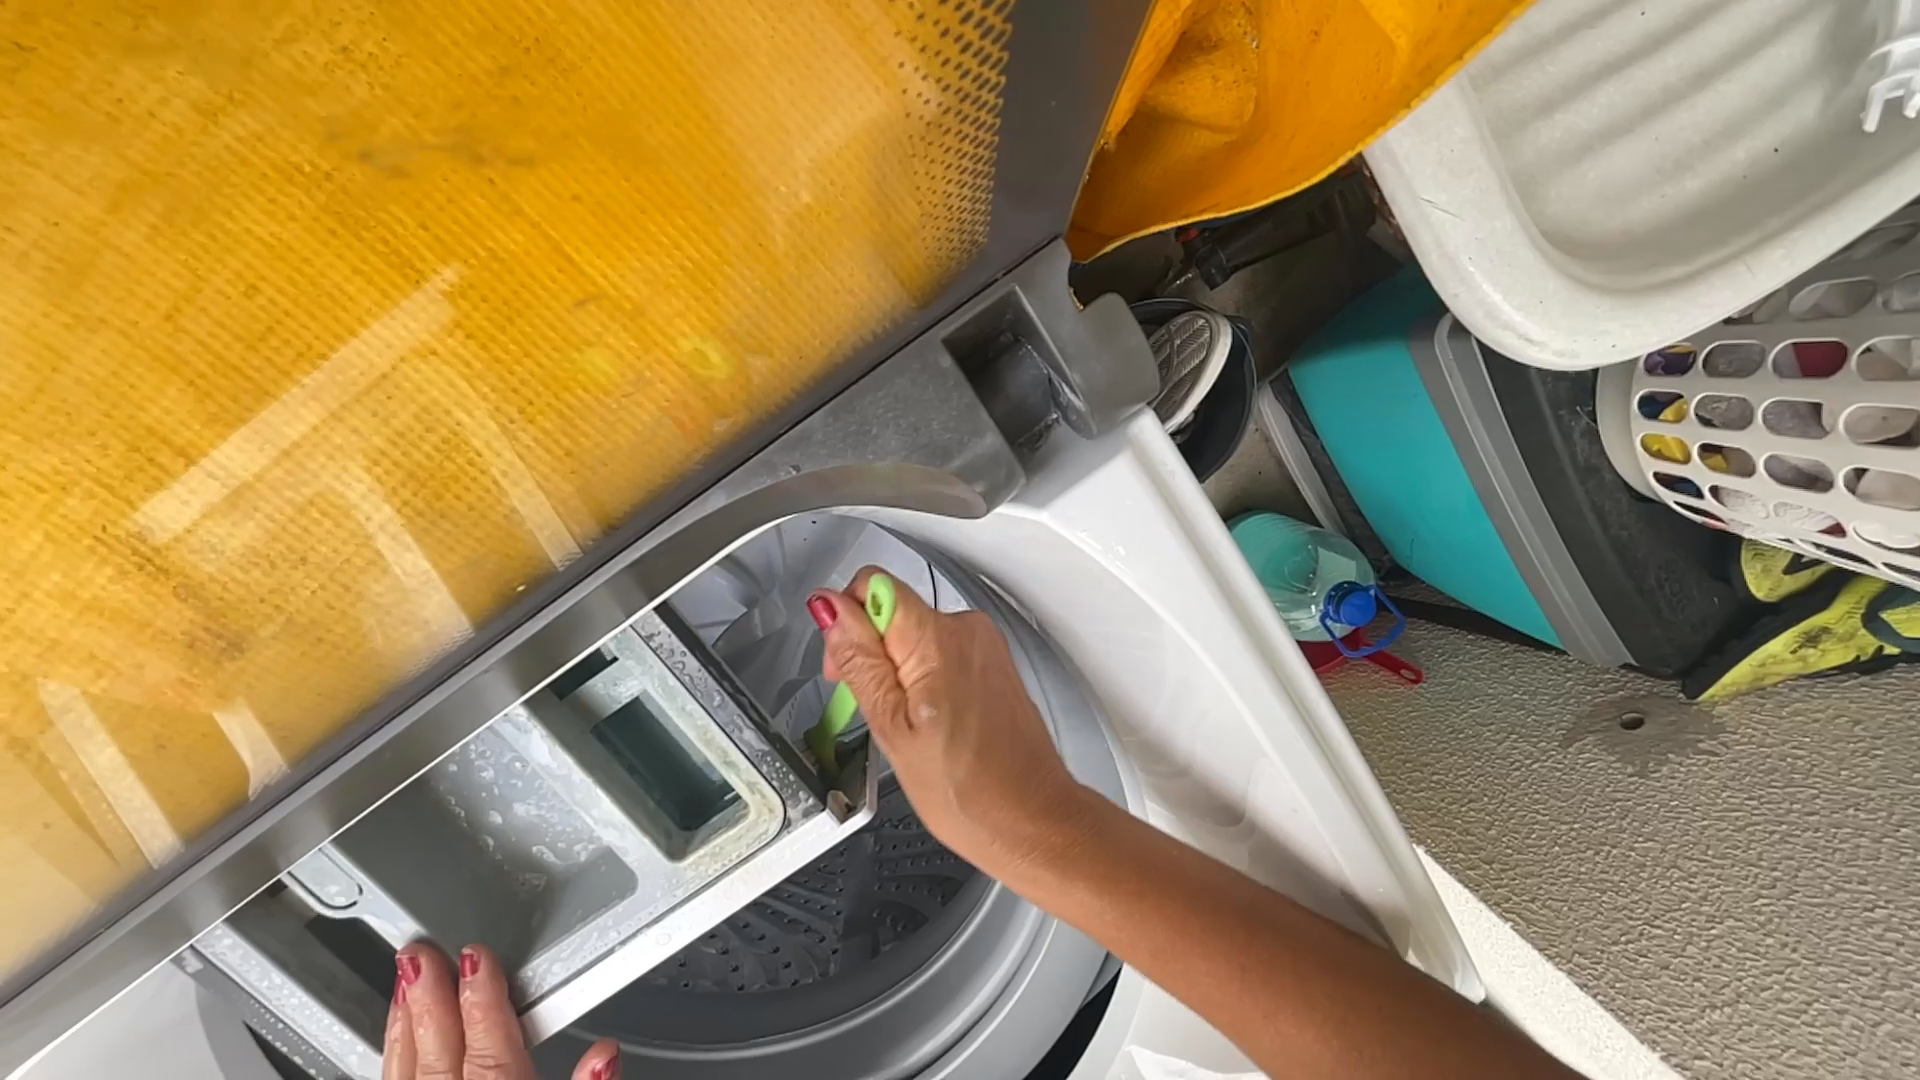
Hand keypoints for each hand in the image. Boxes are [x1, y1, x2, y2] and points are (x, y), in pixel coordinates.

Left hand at [384, 943, 619, 1079]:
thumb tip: (604, 1054)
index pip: (491, 1051)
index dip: (483, 1000)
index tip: (477, 957)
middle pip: (440, 1059)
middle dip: (432, 1002)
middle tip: (422, 955)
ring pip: (404, 1078)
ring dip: (405, 1030)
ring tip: (404, 985)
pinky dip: (393, 1063)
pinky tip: (396, 1046)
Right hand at [807, 567, 1095, 878]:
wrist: (1030, 818)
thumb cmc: (969, 790)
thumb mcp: (891, 728)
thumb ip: (858, 660)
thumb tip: (830, 609)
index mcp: (937, 638)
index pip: (873, 584)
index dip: (846, 620)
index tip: (846, 665)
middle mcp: (965, 628)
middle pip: (892, 609)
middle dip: (869, 651)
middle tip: (876, 710)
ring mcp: (984, 644)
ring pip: (914, 633)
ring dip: (897, 669)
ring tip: (908, 725)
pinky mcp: (992, 661)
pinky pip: (940, 651)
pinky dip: (924, 678)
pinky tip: (931, 721)